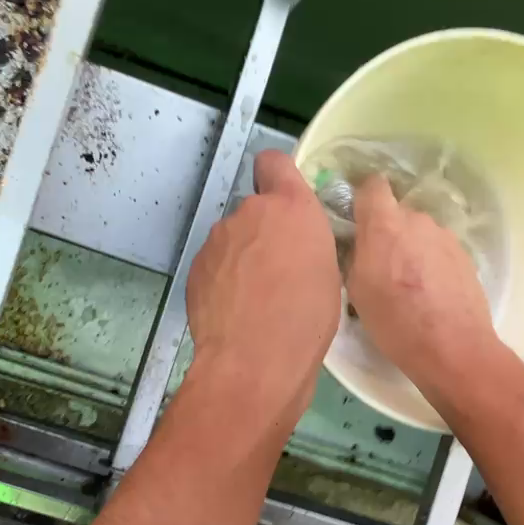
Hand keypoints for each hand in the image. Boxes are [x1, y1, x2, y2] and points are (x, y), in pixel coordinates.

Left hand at [185, 151, 340, 417]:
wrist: (252, 362)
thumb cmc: (306, 318)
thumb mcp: (328, 272)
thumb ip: (305, 241)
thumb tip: (290, 244)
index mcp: (289, 207)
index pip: (273, 162)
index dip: (277, 177)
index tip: (285, 203)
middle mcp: (248, 213)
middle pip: (254, 211)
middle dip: (262, 232)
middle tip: (279, 271)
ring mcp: (216, 241)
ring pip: (232, 240)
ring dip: (242, 258)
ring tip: (256, 299)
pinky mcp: (195, 269)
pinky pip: (214, 266)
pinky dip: (223, 281)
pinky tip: (235, 312)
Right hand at [348, 174, 500, 414]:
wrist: (452, 347)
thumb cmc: (393, 320)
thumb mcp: (355, 288)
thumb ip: (354, 253)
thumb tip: (355, 241)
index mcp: (384, 225)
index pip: (373, 185)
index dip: (363, 196)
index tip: (356, 215)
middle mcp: (417, 221)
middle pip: (396, 213)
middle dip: (386, 231)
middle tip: (376, 263)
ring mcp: (445, 237)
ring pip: (418, 233)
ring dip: (409, 248)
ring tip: (404, 284)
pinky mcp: (464, 256)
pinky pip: (436, 250)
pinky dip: (429, 263)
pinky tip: (427, 293)